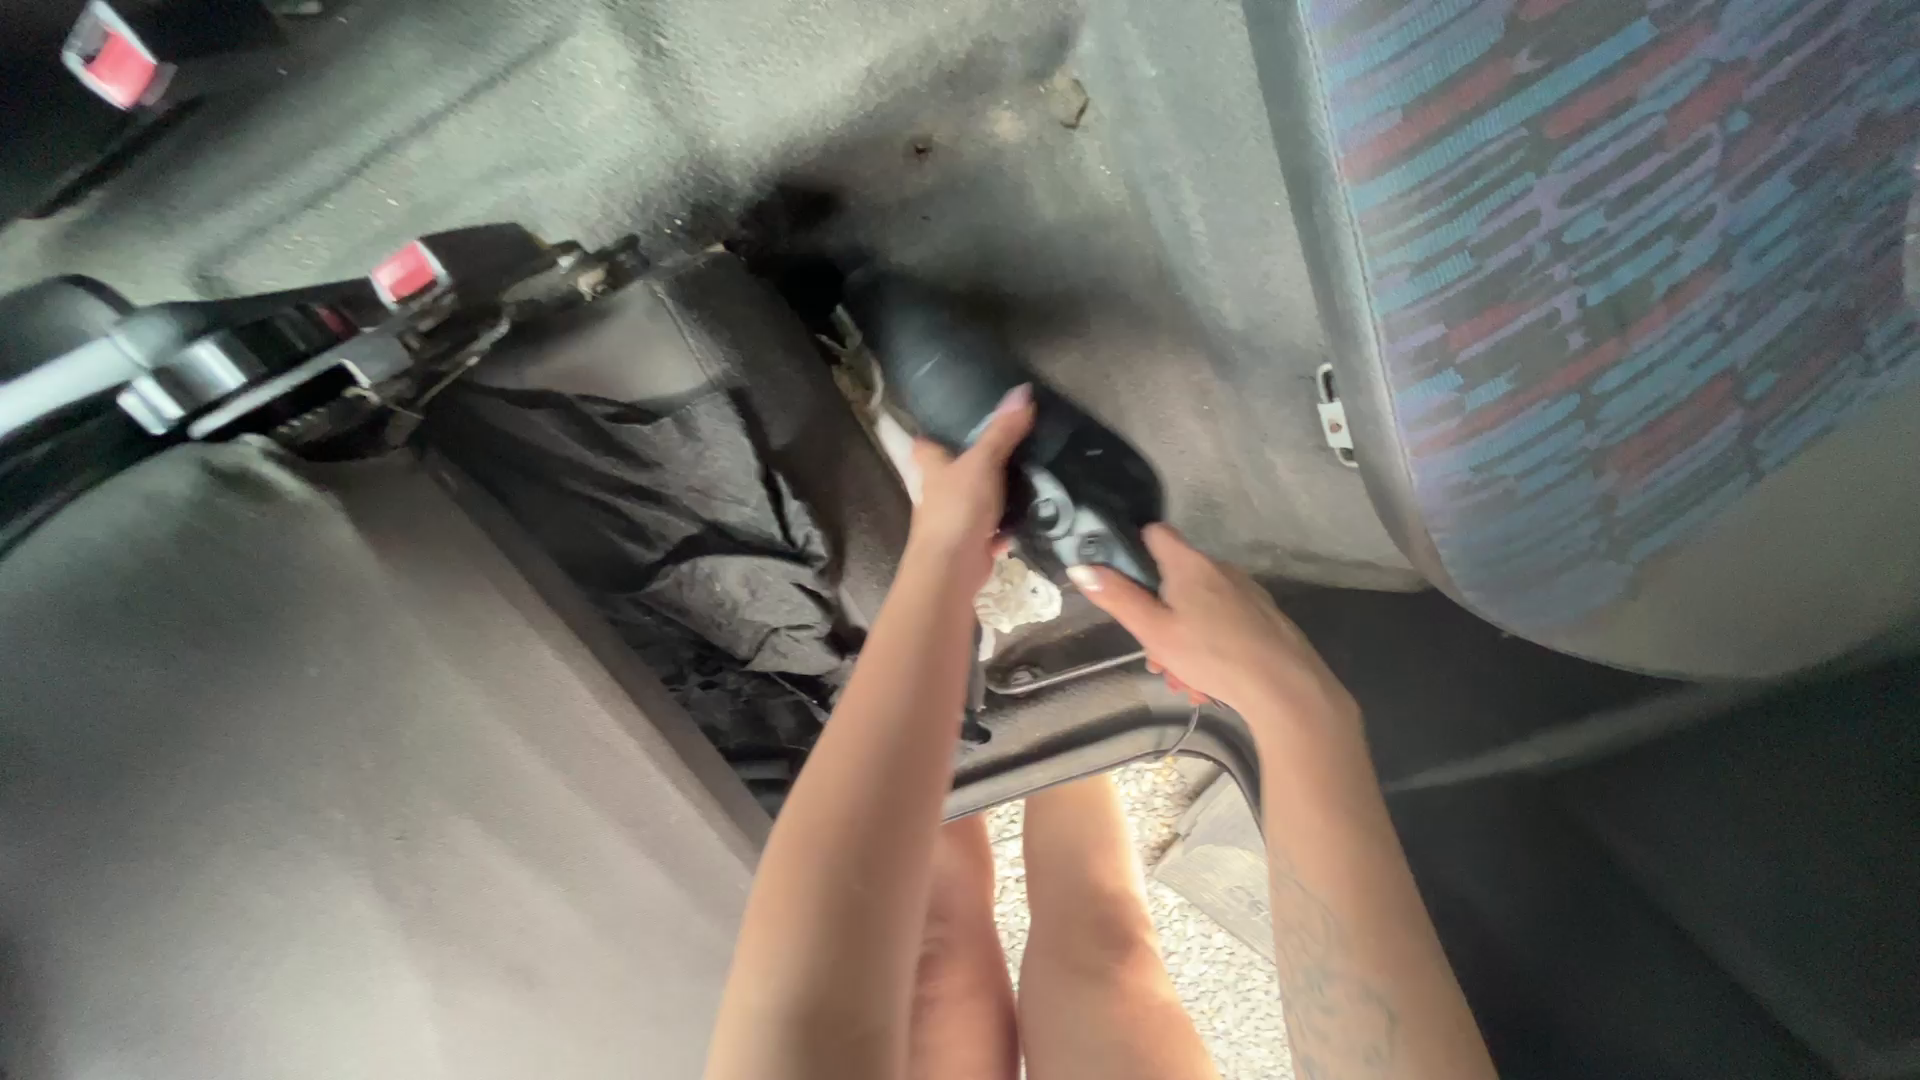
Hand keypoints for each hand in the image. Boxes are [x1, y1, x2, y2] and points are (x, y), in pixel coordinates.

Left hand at [908, 384, 1035, 587]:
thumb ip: (1003, 431)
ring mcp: (953, 520)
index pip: (926, 444)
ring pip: (975, 500)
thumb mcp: (983, 461)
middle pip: (953, 472)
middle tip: (1005, 446)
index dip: (936, 433)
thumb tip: (1023, 391)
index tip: (956, 422)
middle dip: (973, 464)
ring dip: (993, 495)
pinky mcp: (971, 543)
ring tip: (1024, 477)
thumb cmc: (958, 507)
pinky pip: (992, 530)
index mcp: (932, 467)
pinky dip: (1005, 527)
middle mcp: (937, 492)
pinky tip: (1026, 518)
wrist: (953, 566)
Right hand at [1066, 525, 1359, 733]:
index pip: (1155, 532)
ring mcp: (1245, 592)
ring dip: (1182, 639)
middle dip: (1158, 616)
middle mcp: (1219, 569)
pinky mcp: (1263, 617)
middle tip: (1154, 654)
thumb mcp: (1154, 630)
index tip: (1124, 579)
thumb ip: (1118, 597)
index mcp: (1189, 564)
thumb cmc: (1212, 654)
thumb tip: (1082, 567)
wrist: (1285, 688)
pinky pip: (1223, 624)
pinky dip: (1209, 646)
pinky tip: (1207, 683)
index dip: (1134, 548)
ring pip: (1198, 608)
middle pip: (1174, 579)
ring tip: (1182, 680)